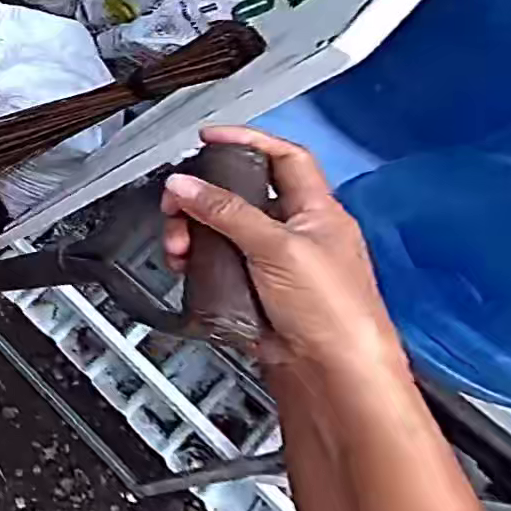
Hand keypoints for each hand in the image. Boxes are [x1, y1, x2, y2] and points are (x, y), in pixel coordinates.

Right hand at [161, 127, 405, 376]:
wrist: (331, 371)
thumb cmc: (334, 313)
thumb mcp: (276, 248)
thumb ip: (226, 212)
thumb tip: (184, 184)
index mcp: (316, 212)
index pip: (286, 158)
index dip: (249, 140)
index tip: (209, 138)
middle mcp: (293, 230)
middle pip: (235, 193)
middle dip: (198, 196)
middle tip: (175, 202)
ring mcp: (269, 256)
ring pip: (216, 225)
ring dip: (188, 230)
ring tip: (178, 246)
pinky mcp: (248, 280)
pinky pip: (210, 255)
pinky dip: (191, 256)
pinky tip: (184, 264)